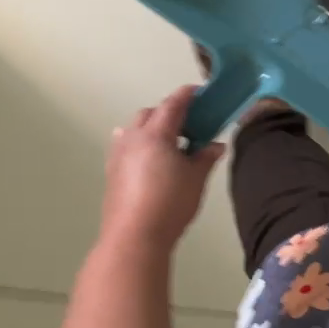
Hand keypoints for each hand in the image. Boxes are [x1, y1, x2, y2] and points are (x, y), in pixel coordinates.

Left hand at [100, 85, 225, 251]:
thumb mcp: (196, 178)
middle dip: (168, 112)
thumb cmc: (171, 203)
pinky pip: (124, 145)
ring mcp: (118, 155)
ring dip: (151, 127)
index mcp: (156, 135)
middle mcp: (133, 138)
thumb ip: (206, 157)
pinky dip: (138, 143)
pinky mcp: (111, 171)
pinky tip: (147, 156)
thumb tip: (217, 145)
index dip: (187, 95)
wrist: (135, 236)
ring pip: (134, 128)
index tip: (200, 91)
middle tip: (190, 124)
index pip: (172, 105)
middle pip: (150, 113)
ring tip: (169, 142)